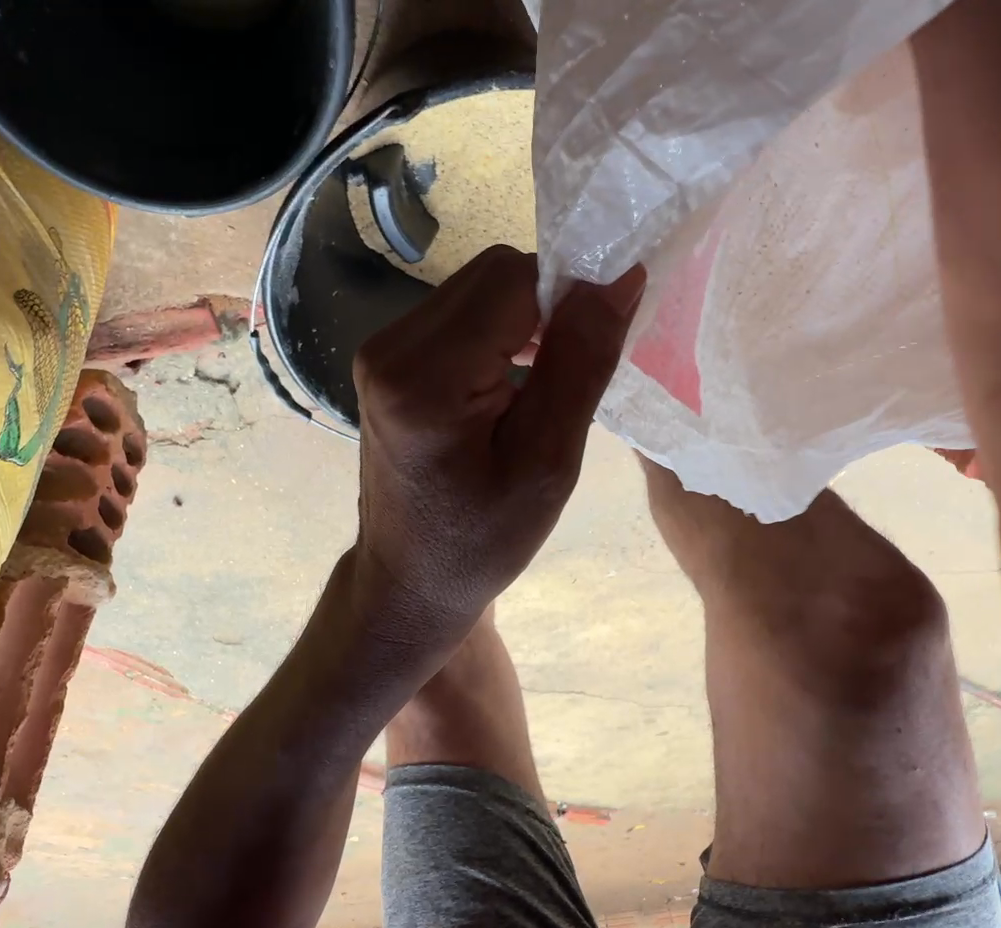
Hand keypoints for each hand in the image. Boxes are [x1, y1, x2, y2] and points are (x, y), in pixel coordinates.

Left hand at [350, 246, 646, 645]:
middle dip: (546, 306)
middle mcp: (390, 349)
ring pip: (475, 290)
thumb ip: (581, 364)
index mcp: (425, 379)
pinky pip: (456, 316)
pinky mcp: (386, 361)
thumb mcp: (547, 464)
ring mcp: (380, 351)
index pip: (511, 279)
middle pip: (490, 275)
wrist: (409, 581)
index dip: (569, 292)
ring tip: (541, 386)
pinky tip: (511, 382)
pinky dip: (496, 334)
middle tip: (570, 372)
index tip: (600, 338)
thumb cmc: (481, 542)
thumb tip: (620, 279)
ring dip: (523, 320)